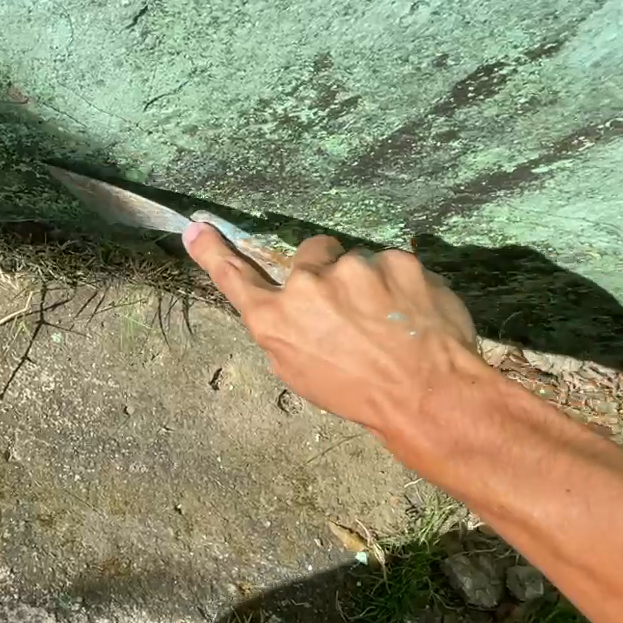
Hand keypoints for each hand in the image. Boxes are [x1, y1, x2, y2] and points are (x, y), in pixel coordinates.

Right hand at [182, 222, 483, 440]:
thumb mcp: (296, 370)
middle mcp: (306, 286)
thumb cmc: (353, 392)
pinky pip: (393, 263)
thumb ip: (283, 328)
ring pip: (356, 261)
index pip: (234, 277)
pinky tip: (409, 313)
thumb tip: (288, 305)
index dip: (213, 252)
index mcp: (274, 319)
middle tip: (348, 306)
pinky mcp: (399, 261)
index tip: (196, 228)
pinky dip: (400, 283)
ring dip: (366, 280)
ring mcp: (354, 268)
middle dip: (325, 271)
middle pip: (310, 255)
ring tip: (386, 318)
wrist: (426, 394)